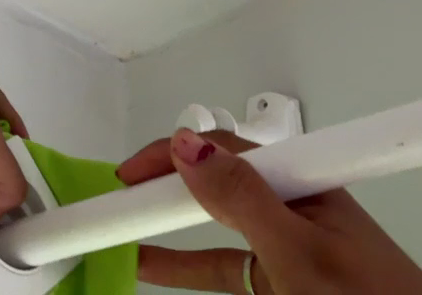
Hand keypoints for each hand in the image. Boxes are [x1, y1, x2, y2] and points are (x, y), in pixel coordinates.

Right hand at [117, 129, 421, 293]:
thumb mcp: (299, 257)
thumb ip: (242, 199)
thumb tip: (186, 142)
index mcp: (304, 183)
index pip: (224, 149)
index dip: (170, 155)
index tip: (125, 177)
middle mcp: (297, 206)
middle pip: (217, 180)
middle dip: (165, 183)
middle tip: (117, 200)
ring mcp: (294, 247)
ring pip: (217, 225)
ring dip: (169, 227)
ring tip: (124, 234)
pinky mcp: (290, 284)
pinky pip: (229, 264)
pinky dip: (190, 264)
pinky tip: (159, 269)